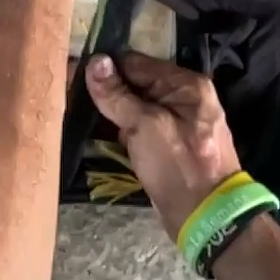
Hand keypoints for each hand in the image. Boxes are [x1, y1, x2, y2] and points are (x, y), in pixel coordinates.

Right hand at [85, 53, 240, 240]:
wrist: (207, 219)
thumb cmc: (178, 166)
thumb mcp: (143, 126)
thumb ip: (117, 94)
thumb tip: (94, 61)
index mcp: (186, 84)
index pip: (134, 63)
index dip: (104, 69)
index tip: (72, 75)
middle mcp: (185, 96)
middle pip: (136, 82)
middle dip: (107, 91)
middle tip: (72, 97)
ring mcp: (179, 120)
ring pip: (136, 105)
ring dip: (113, 112)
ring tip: (83, 115)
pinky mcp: (171, 142)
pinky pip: (142, 125)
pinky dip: (124, 129)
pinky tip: (106, 135)